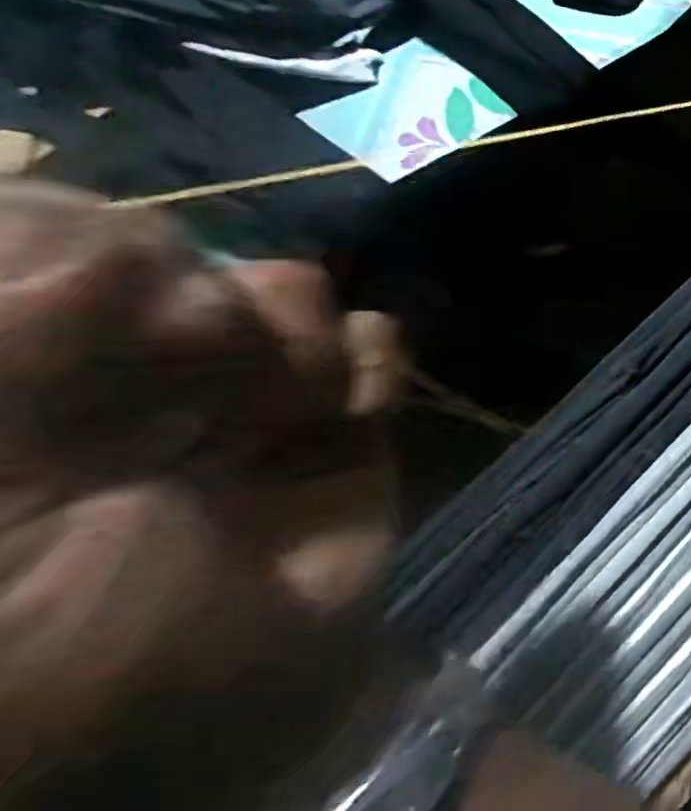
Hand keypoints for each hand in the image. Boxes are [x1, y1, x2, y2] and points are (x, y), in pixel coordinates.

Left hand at [0, 183, 406, 807]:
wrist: (207, 736)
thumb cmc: (44, 642)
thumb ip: (19, 348)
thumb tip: (130, 244)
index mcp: (15, 384)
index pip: (44, 238)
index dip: (79, 237)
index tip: (116, 293)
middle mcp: (107, 377)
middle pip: (180, 258)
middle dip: (205, 305)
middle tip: (198, 363)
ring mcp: (230, 401)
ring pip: (284, 292)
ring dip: (293, 340)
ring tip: (277, 413)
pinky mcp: (331, 425)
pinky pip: (372, 345)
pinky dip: (370, 362)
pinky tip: (341, 412)